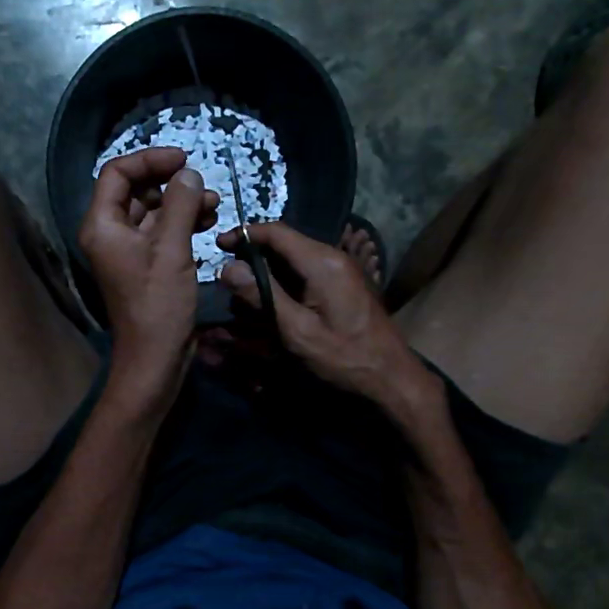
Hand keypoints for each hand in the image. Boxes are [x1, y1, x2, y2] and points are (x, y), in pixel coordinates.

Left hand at [79, 147, 218, 397]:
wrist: (155, 356)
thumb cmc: (158, 303)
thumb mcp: (172, 249)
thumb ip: (181, 205)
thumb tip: (189, 174)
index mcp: (102, 225)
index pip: (117, 173)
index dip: (150, 160)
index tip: (184, 159)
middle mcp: (109, 233)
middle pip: (134, 189)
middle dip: (170, 182)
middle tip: (202, 184)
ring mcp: (126, 250)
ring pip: (152, 210)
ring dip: (181, 202)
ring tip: (213, 204)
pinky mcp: (144, 264)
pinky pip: (160, 231)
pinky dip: (182, 222)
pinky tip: (208, 221)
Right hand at [217, 221, 427, 404]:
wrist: (390, 375)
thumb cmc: (343, 356)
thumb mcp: (296, 330)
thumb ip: (262, 296)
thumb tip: (228, 268)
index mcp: (322, 263)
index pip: (277, 232)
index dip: (245, 234)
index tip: (218, 243)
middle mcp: (333, 257)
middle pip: (284, 243)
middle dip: (252, 255)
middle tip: (225, 274)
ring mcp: (340, 270)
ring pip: (293, 258)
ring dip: (266, 271)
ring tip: (242, 294)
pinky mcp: (342, 284)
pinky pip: (305, 271)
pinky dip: (283, 281)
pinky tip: (269, 301)